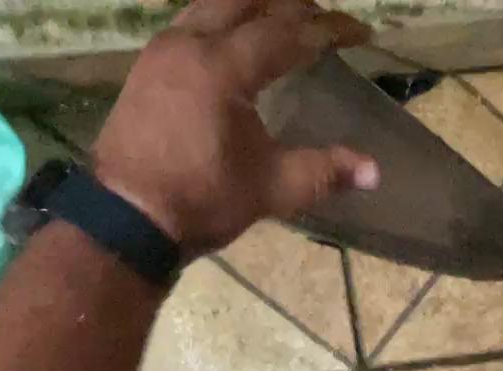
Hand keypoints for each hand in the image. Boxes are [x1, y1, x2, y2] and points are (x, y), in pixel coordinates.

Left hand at [92, 0, 380, 258]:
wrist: (128, 216)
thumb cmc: (203, 201)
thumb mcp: (272, 189)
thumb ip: (324, 172)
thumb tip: (375, 172)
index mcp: (222, 67)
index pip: (284, 32)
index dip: (325, 30)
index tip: (358, 32)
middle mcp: (190, 42)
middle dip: (290, 4)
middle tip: (322, 16)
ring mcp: (163, 49)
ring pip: (213, 3)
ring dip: (253, 5)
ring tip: (283, 18)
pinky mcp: (148, 66)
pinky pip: (192, 21)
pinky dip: (224, 19)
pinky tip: (236, 40)